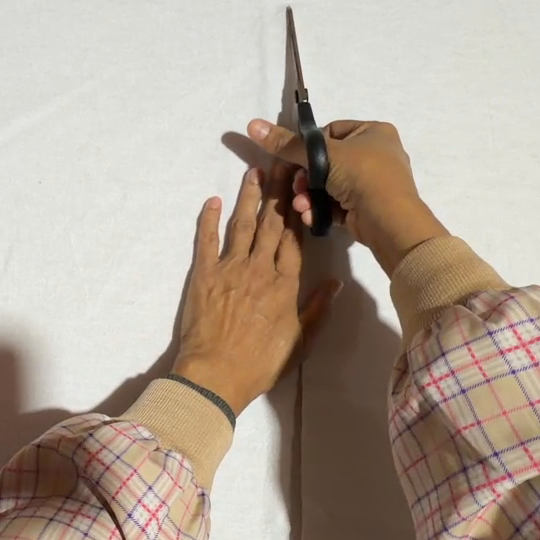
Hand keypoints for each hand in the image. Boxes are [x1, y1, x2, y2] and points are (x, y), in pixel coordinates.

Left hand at [172, 165, 336, 415]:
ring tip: (254, 172)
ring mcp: (230, 268)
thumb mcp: (300, 340)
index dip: (299, 210)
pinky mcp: (203, 273)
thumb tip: (336, 282)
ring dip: (249, 196)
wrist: (216, 375)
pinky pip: (206, 239)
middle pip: (272, 223)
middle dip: (278, 192)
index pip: (295, 239)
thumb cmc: (260, 363)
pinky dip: (209, 218)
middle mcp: (259, 268)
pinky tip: (212, 200)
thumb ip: (317, 308)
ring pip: (242, 224)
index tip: (303, 186)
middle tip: (283, 164)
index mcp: (285, 284)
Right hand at [246, 118, 449, 274]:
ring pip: (329, 185)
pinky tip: (312, 216)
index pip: (330, 132)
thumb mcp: (321, 155)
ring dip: (310, 196)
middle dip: (306, 179)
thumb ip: (286, 144)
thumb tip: (252, 124)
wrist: (388, 221)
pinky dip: (323, 209)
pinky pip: (338, 203)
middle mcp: (376, 154)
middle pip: (327, 161)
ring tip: (301, 205)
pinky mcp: (367, 206)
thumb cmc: (361, 175)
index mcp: (373, 132)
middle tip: (296, 187)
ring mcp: (373, 182)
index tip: (296, 161)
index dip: (309, 147)